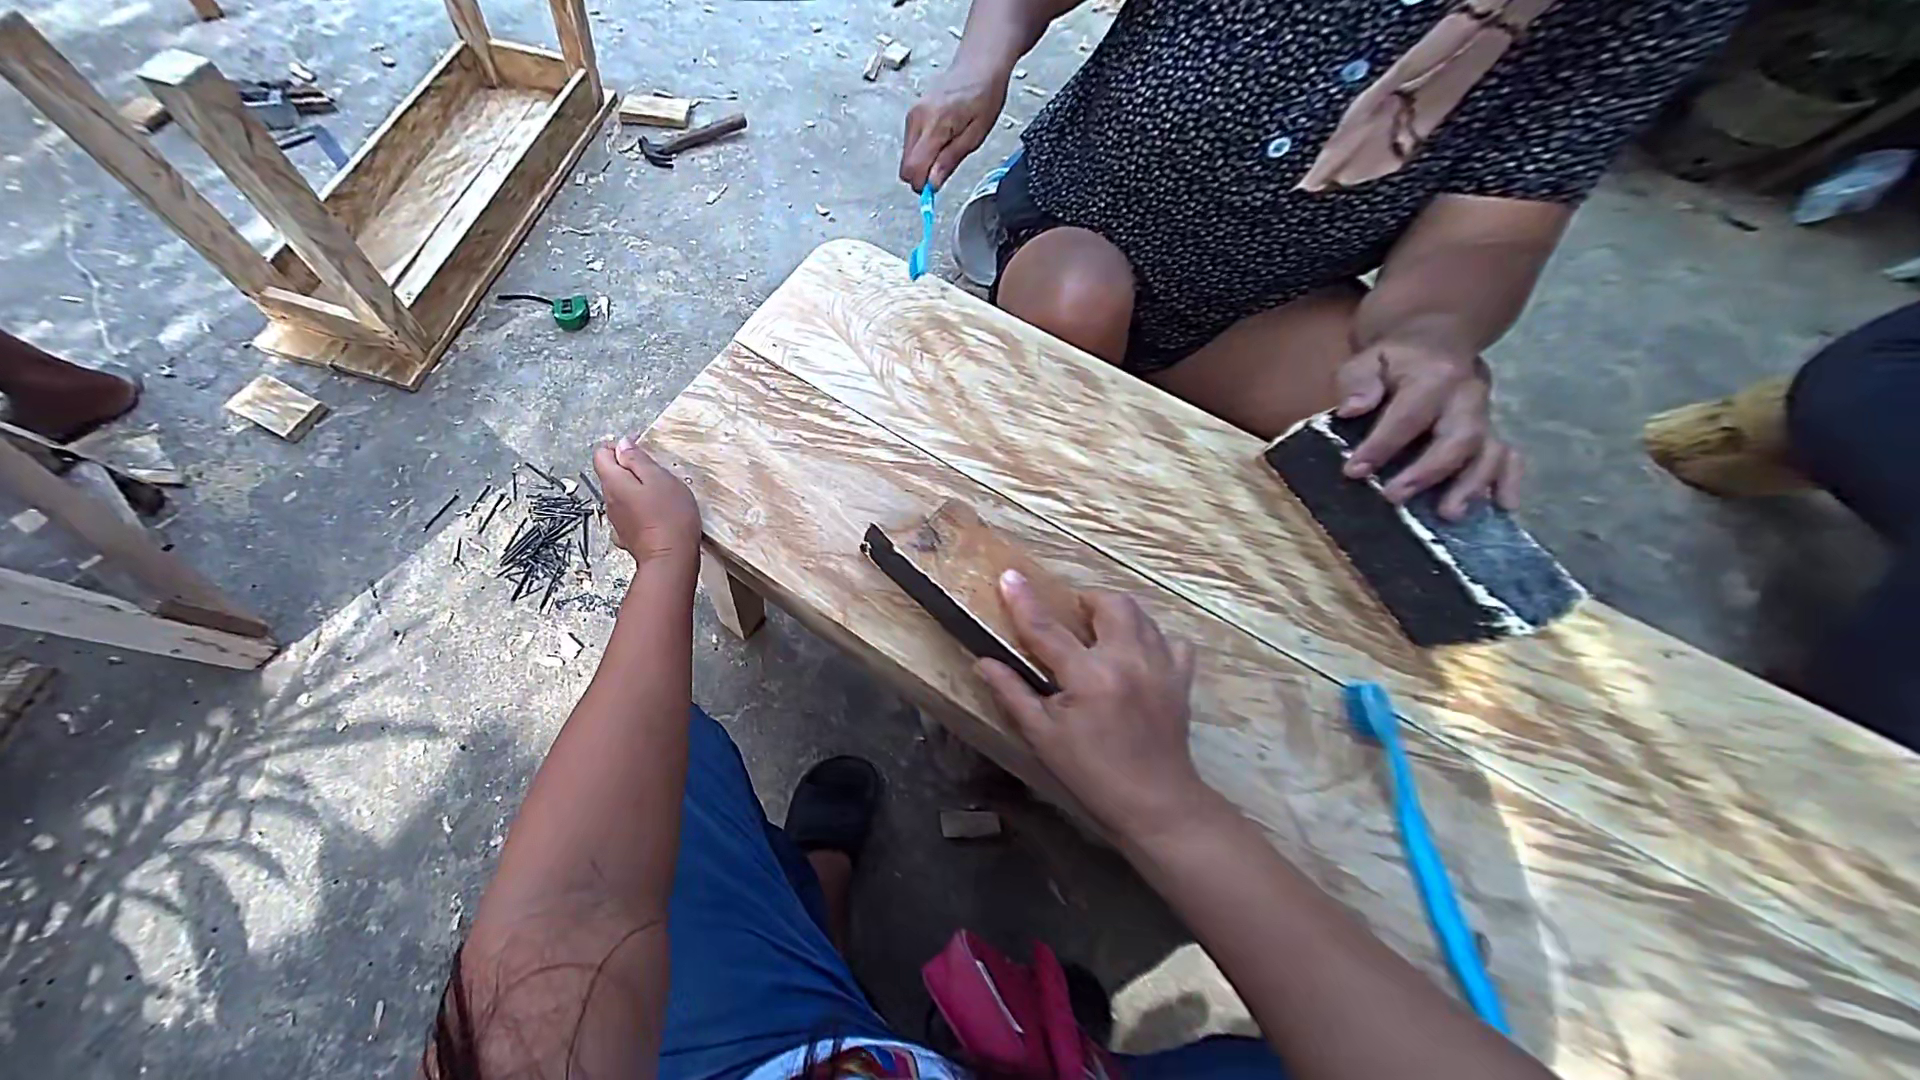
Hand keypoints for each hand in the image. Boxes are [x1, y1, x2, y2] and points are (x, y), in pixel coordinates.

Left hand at [593, 435, 700, 568]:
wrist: (671, 558)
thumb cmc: (670, 516)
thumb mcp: (659, 479)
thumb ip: (638, 459)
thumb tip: (623, 444)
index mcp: (614, 482)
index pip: (602, 454)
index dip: (620, 447)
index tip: (643, 450)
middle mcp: (608, 499)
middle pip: (611, 474)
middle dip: (631, 468)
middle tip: (659, 472)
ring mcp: (616, 519)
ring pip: (621, 493)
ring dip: (637, 488)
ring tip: (662, 493)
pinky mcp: (627, 533)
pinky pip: (629, 511)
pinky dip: (639, 506)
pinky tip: (657, 513)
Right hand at [900, 66, 1008, 191]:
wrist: (978, 65)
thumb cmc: (983, 95)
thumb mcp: (975, 136)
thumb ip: (950, 160)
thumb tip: (933, 184)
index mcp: (934, 124)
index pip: (913, 169)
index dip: (924, 185)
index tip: (937, 187)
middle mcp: (917, 118)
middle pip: (906, 167)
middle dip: (923, 176)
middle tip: (945, 168)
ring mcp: (912, 115)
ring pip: (907, 159)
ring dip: (924, 164)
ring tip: (947, 149)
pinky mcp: (912, 116)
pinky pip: (911, 146)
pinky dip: (923, 153)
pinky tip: (941, 142)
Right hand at [974, 570, 1213, 842]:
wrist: (1154, 803)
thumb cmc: (1090, 773)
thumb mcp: (1042, 736)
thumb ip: (1012, 693)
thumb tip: (983, 661)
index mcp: (1089, 677)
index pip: (1047, 629)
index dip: (1023, 600)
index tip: (1010, 576)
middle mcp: (1128, 660)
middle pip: (1110, 604)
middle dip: (1087, 600)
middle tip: (1072, 618)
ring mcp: (1161, 666)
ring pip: (1142, 614)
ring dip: (1117, 614)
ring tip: (1100, 633)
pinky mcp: (1181, 678)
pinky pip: (1171, 640)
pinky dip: (1152, 638)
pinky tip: (1137, 655)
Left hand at [1335, 338, 1521, 520]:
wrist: (1436, 343)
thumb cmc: (1392, 359)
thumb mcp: (1367, 360)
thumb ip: (1358, 382)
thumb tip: (1352, 409)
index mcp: (1434, 378)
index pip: (1409, 416)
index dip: (1381, 446)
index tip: (1354, 471)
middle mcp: (1467, 398)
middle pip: (1459, 438)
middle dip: (1427, 471)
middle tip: (1394, 498)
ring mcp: (1484, 416)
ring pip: (1489, 451)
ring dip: (1471, 485)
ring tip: (1449, 514)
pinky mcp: (1491, 432)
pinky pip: (1509, 456)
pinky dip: (1507, 481)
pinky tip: (1503, 507)